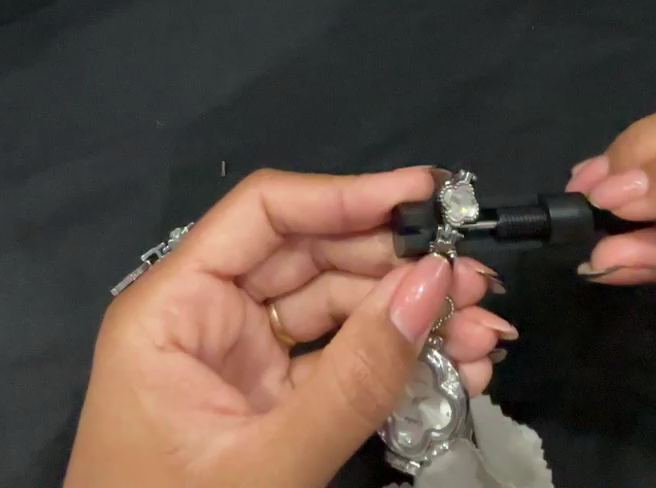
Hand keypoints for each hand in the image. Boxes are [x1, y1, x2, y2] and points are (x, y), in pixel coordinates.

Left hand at [66, 169, 514, 487]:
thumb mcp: (269, 464)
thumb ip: (355, 378)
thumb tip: (434, 282)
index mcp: (173, 305)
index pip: (266, 212)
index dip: (347, 195)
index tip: (424, 196)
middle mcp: (207, 313)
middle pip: (312, 254)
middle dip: (397, 264)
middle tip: (473, 277)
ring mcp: (242, 355)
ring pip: (336, 304)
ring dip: (410, 313)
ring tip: (482, 329)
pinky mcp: (269, 396)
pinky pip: (340, 356)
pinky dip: (395, 357)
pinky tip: (455, 363)